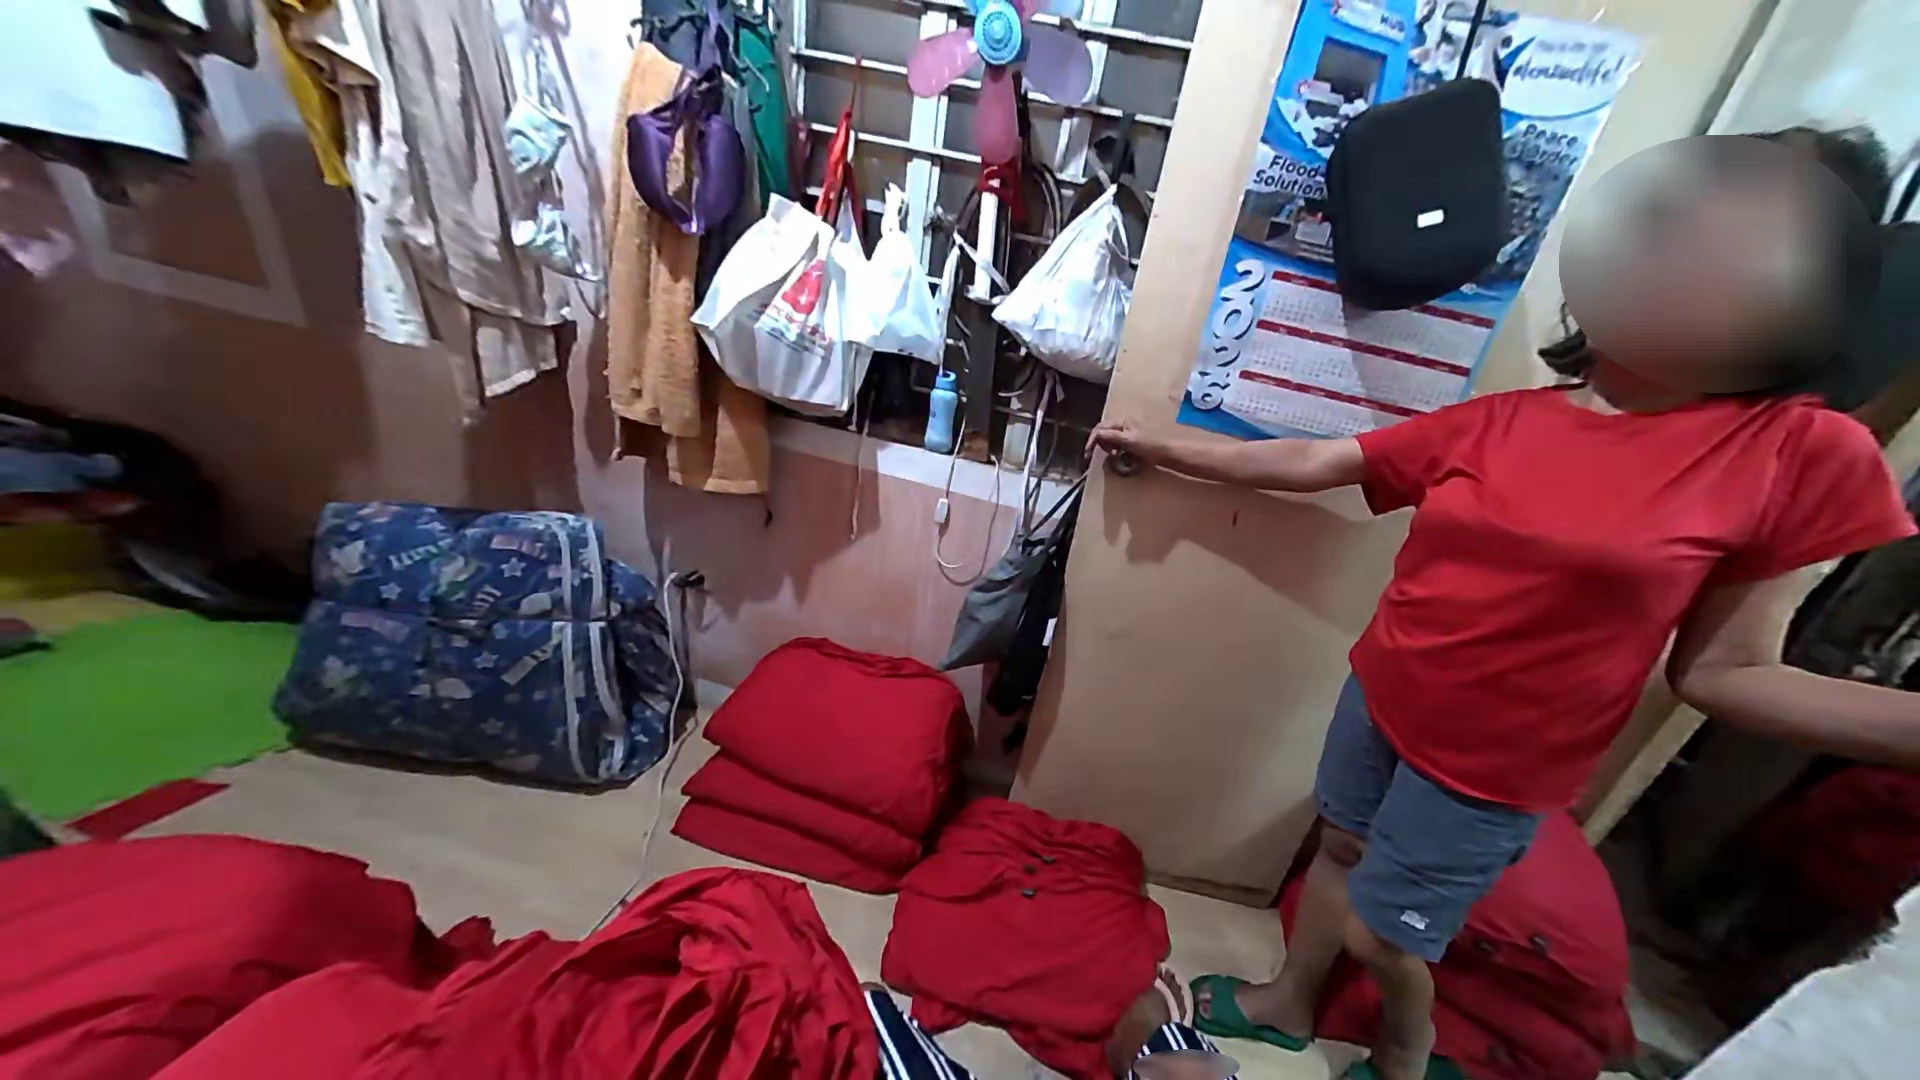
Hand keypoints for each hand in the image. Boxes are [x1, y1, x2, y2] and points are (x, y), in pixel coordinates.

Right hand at [1087, 419, 1150, 459]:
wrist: (1165, 454)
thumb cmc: (1148, 446)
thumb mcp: (1128, 441)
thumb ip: (1111, 436)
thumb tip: (1095, 435)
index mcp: (1122, 422)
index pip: (1101, 428)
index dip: (1093, 440)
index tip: (1088, 453)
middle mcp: (1123, 426)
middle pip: (1103, 432)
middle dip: (1098, 443)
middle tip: (1098, 454)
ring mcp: (1126, 434)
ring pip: (1108, 439)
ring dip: (1105, 447)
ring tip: (1109, 455)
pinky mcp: (1129, 442)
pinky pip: (1115, 444)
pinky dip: (1112, 450)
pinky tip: (1116, 456)